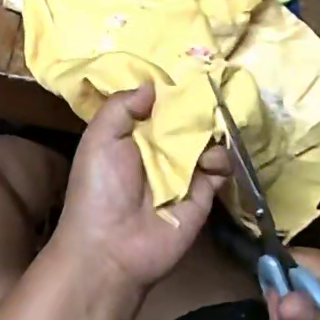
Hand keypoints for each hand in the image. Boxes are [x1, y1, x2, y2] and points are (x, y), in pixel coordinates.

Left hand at [50, 82, 228, 294]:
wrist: (112, 248)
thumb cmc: (100, 187)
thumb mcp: (99, 138)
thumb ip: (123, 105)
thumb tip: (154, 85)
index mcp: (133, 134)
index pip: (156, 104)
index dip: (169, 90)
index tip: (186, 72)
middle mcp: (160, 149)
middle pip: (186, 118)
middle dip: (197, 106)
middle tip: (209, 91)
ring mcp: (184, 170)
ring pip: (207, 138)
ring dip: (210, 130)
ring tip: (207, 130)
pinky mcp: (204, 192)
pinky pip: (219, 167)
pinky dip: (219, 159)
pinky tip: (208, 160)